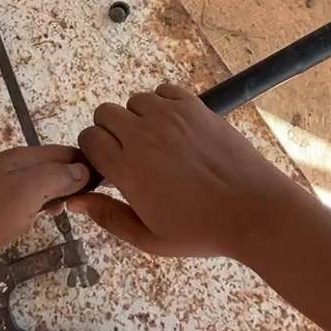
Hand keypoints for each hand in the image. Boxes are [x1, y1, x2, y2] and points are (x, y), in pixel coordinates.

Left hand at [0, 145, 88, 266]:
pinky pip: (27, 195)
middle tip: (100, 193)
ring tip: (79, 203)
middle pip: (52, 164)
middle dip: (76, 175)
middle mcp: (12, 165)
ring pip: (40, 180)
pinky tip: (48, 213)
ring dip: (60, 189)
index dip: (87, 161)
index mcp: (21, 158)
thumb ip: (55, 177)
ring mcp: (1, 183)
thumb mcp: (26, 193)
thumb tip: (82, 168)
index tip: (111, 176)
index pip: (64, 152)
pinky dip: (43, 200)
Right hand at [70, 83, 296, 257]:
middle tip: (131, 153)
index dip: (94, 151)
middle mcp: (142, 136)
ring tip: (157, 141)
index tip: (109, 165)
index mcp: (128, 169)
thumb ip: (108, 217)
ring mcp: (169, 117)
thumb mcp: (150, 239)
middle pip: (104, 113)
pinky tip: (175, 127)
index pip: (89, 139)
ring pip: (134, 101)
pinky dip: (163, 104)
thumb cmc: (201, 230)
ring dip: (138, 118)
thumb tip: (74, 201)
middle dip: (110, 132)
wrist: (256, 212)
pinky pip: (163, 91)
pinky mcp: (193, 106)